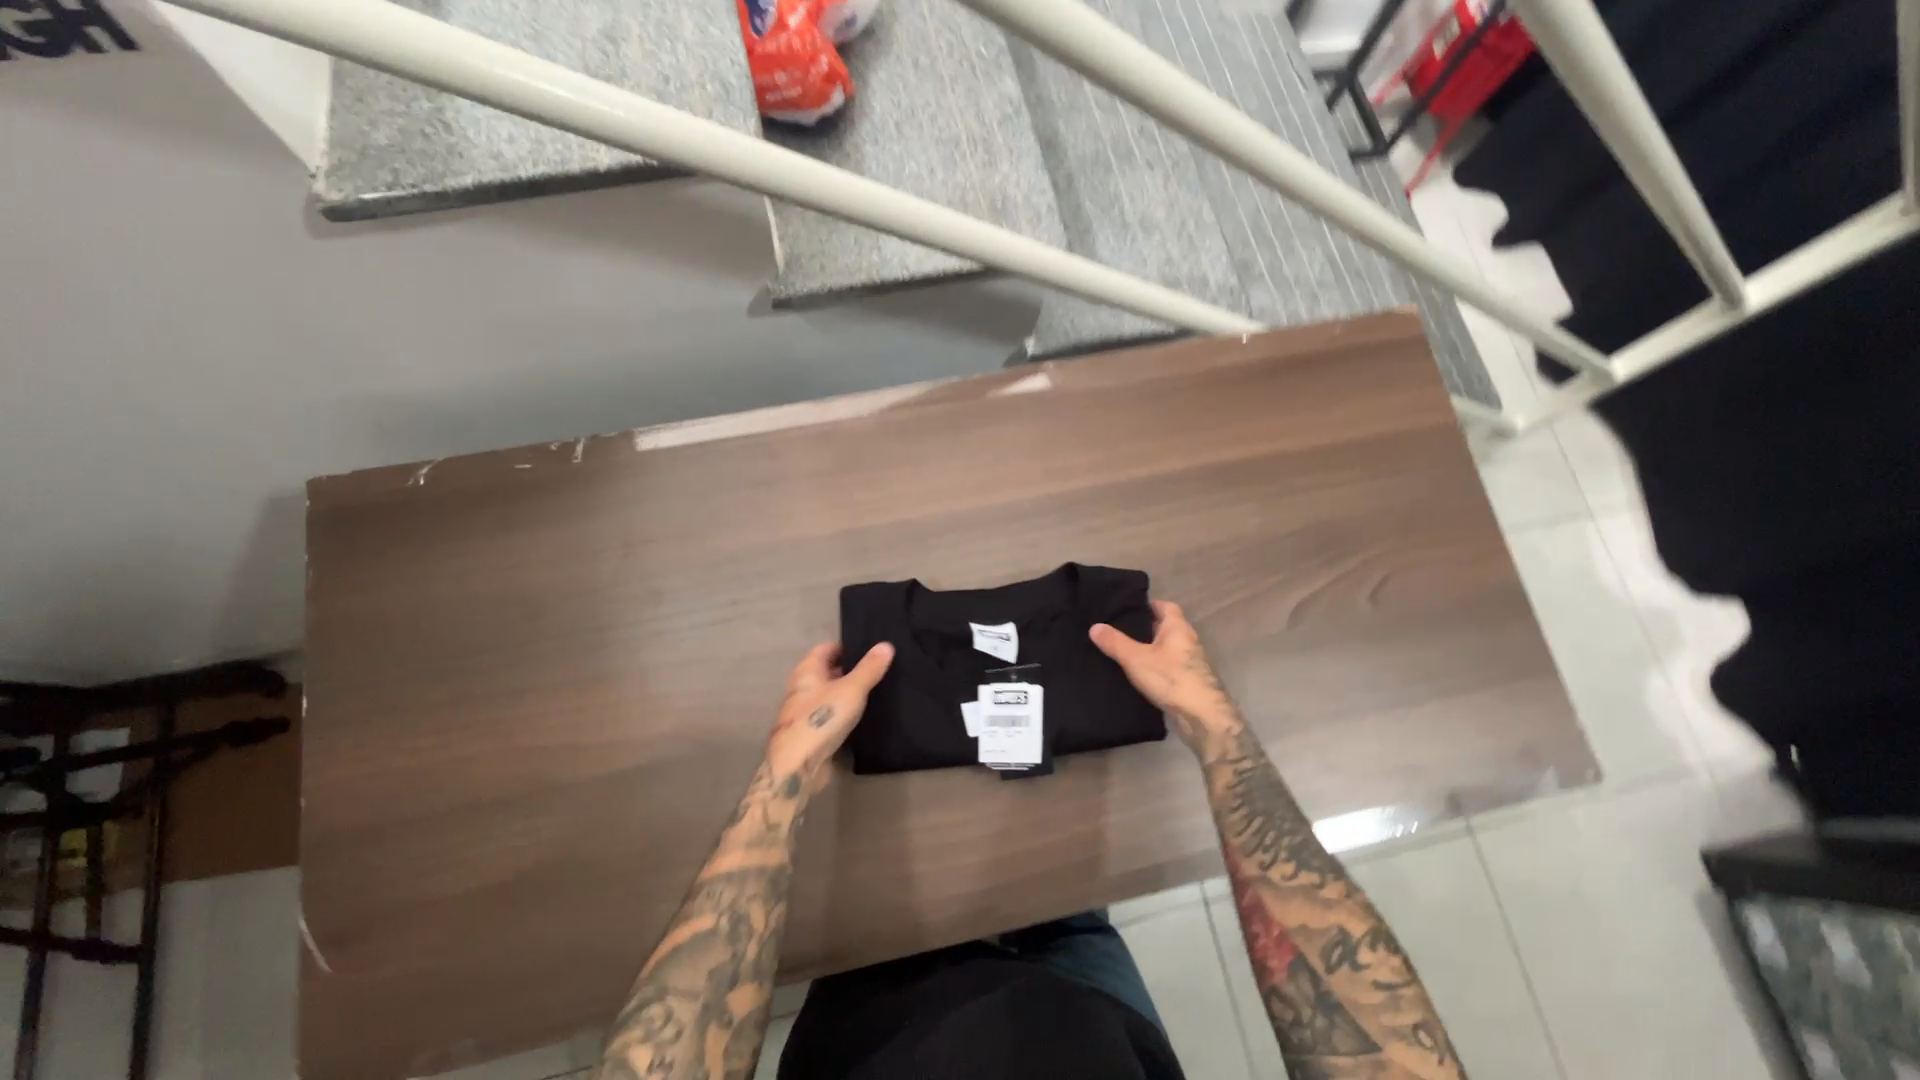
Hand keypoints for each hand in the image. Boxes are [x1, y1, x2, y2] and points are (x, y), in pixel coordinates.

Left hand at [766, 641, 894, 795]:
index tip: (871, 648)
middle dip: (850, 669)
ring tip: (878, 689)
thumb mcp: (852, 690)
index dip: (847, 646)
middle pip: (828, 671)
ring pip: (830, 695)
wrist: (799, 765)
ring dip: (849, 692)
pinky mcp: (812, 733)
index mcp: (807, 672)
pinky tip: (865, 715)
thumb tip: (886, 645)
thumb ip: (869, 668)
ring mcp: (805, 712)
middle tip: (880, 668)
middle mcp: (803, 688)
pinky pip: (831, 715)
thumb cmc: (822, 719)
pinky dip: (845, 713)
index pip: (826, 649)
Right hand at [1089, 600, 1243, 753]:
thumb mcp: (1136, 658)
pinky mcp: (1188, 681)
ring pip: (1165, 649)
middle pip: (1164, 627)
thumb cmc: (1171, 678)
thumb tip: (1094, 626)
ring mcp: (1190, 662)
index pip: (1165, 606)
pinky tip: (1137, 676)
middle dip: (1143, 629)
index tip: (1126, 610)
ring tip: (1122, 653)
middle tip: (1117, 631)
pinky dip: (1154, 668)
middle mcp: (1187, 640)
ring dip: (1149, 650)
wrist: (1202, 715)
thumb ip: (1115, 642)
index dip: (1147, 605)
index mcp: (1177, 627)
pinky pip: (1168, 667)